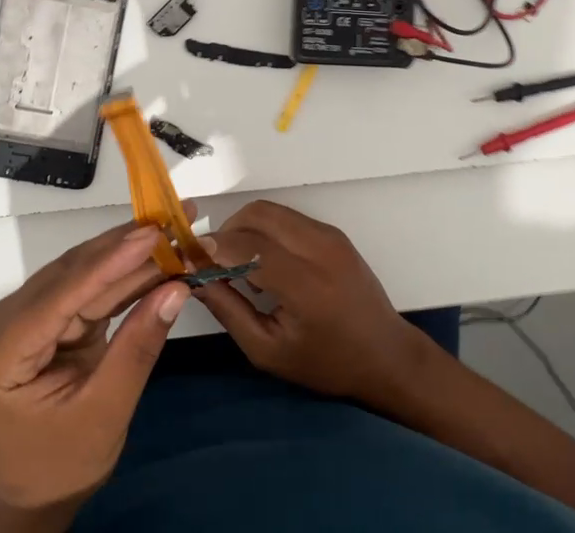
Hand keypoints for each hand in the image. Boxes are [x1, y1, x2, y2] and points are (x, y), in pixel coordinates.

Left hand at [0, 221, 188, 518]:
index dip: (109, 261)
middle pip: (70, 275)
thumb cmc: (63, 463)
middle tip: (177, 217)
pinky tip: (156, 257)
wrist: (35, 497)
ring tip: (175, 228)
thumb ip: (138, 346)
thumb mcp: (106, 411)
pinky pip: (87, 291)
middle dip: (126, 246)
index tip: (153, 231)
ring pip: (81, 275)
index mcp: (0, 354)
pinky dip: (123, 276)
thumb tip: (177, 288)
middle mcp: (3, 326)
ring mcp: (23, 321)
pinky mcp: (45, 322)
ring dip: (129, 254)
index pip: (60, 295)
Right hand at [194, 201, 439, 406]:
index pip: (246, 246)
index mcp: (304, 283)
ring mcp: (329, 235)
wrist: (386, 356)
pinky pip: (287, 217)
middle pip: (256, 215)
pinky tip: (261, 261)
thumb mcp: (267, 350)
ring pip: (270, 210)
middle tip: (211, 262)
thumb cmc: (326, 364)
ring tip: (234, 263)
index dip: (211, 249)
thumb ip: (229, 310)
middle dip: (225, 232)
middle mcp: (319, 248)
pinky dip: (264, 229)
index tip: (188, 260)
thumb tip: (195, 279)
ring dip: (244, 228)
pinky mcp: (334, 233)